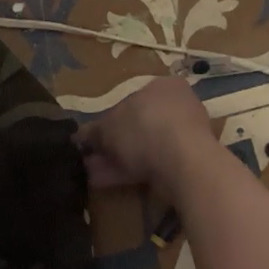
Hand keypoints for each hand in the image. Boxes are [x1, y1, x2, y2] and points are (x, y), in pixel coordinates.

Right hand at [76, 77, 213, 188]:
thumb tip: (80, 136)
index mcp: (164, 86)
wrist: (182, 162)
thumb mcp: (108, 127)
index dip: (109, 119)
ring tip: (92, 174)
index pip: (133, 99)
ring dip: (118, 160)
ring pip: (145, 147)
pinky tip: (108, 182)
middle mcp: (179, 107)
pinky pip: (154, 165)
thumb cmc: (143, 128)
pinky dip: (131, 172)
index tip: (94, 138)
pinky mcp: (189, 162)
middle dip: (113, 144)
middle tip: (92, 158)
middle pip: (139, 125)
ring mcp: (186, 136)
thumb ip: (94, 131)